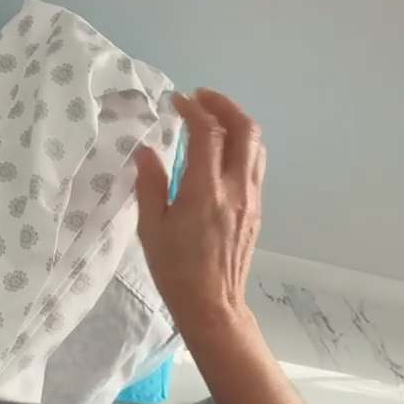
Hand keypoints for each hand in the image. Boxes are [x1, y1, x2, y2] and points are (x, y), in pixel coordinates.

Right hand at [133, 89, 264, 338]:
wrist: (212, 305)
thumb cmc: (176, 271)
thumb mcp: (152, 229)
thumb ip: (150, 185)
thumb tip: (147, 152)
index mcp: (205, 192)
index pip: (207, 133)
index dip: (193, 109)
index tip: (176, 101)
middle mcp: (235, 189)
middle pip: (245, 129)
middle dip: (224, 105)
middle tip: (200, 97)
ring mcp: (251, 198)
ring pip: (256, 145)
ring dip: (237, 122)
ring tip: (213, 116)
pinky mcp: (256, 209)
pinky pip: (254, 164)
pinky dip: (241, 144)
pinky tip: (221, 149)